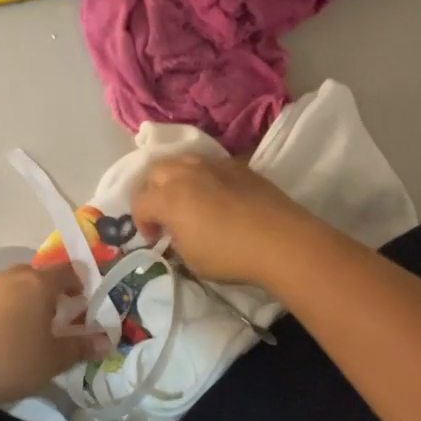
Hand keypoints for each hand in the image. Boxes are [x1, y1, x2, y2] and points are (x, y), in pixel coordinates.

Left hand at [0, 265, 110, 410]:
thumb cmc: (12, 362)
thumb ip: (81, 347)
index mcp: (38, 284)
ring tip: (26, 326)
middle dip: (48, 290)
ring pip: (10, 285)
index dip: (78, 281)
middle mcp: (9, 277)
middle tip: (56, 314)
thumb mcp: (53, 360)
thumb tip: (106, 341)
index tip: (83, 299)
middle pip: (35, 274)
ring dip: (21, 299)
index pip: (66, 270)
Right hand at [132, 154, 321, 287]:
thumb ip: (176, 240)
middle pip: (155, 171)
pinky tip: (215, 194)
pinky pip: (210, 164)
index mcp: (168, 198)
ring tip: (186, 198)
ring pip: (182, 160)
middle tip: (163, 213)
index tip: (155, 239)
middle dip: (152, 192)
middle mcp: (186, 173)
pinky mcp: (238, 166)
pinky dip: (203, 176)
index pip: (140, 203)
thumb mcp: (191, 259)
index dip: (142, 222)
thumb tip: (176, 232)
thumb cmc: (229, 255)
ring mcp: (214, 165)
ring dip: (176, 178)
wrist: (281, 240)